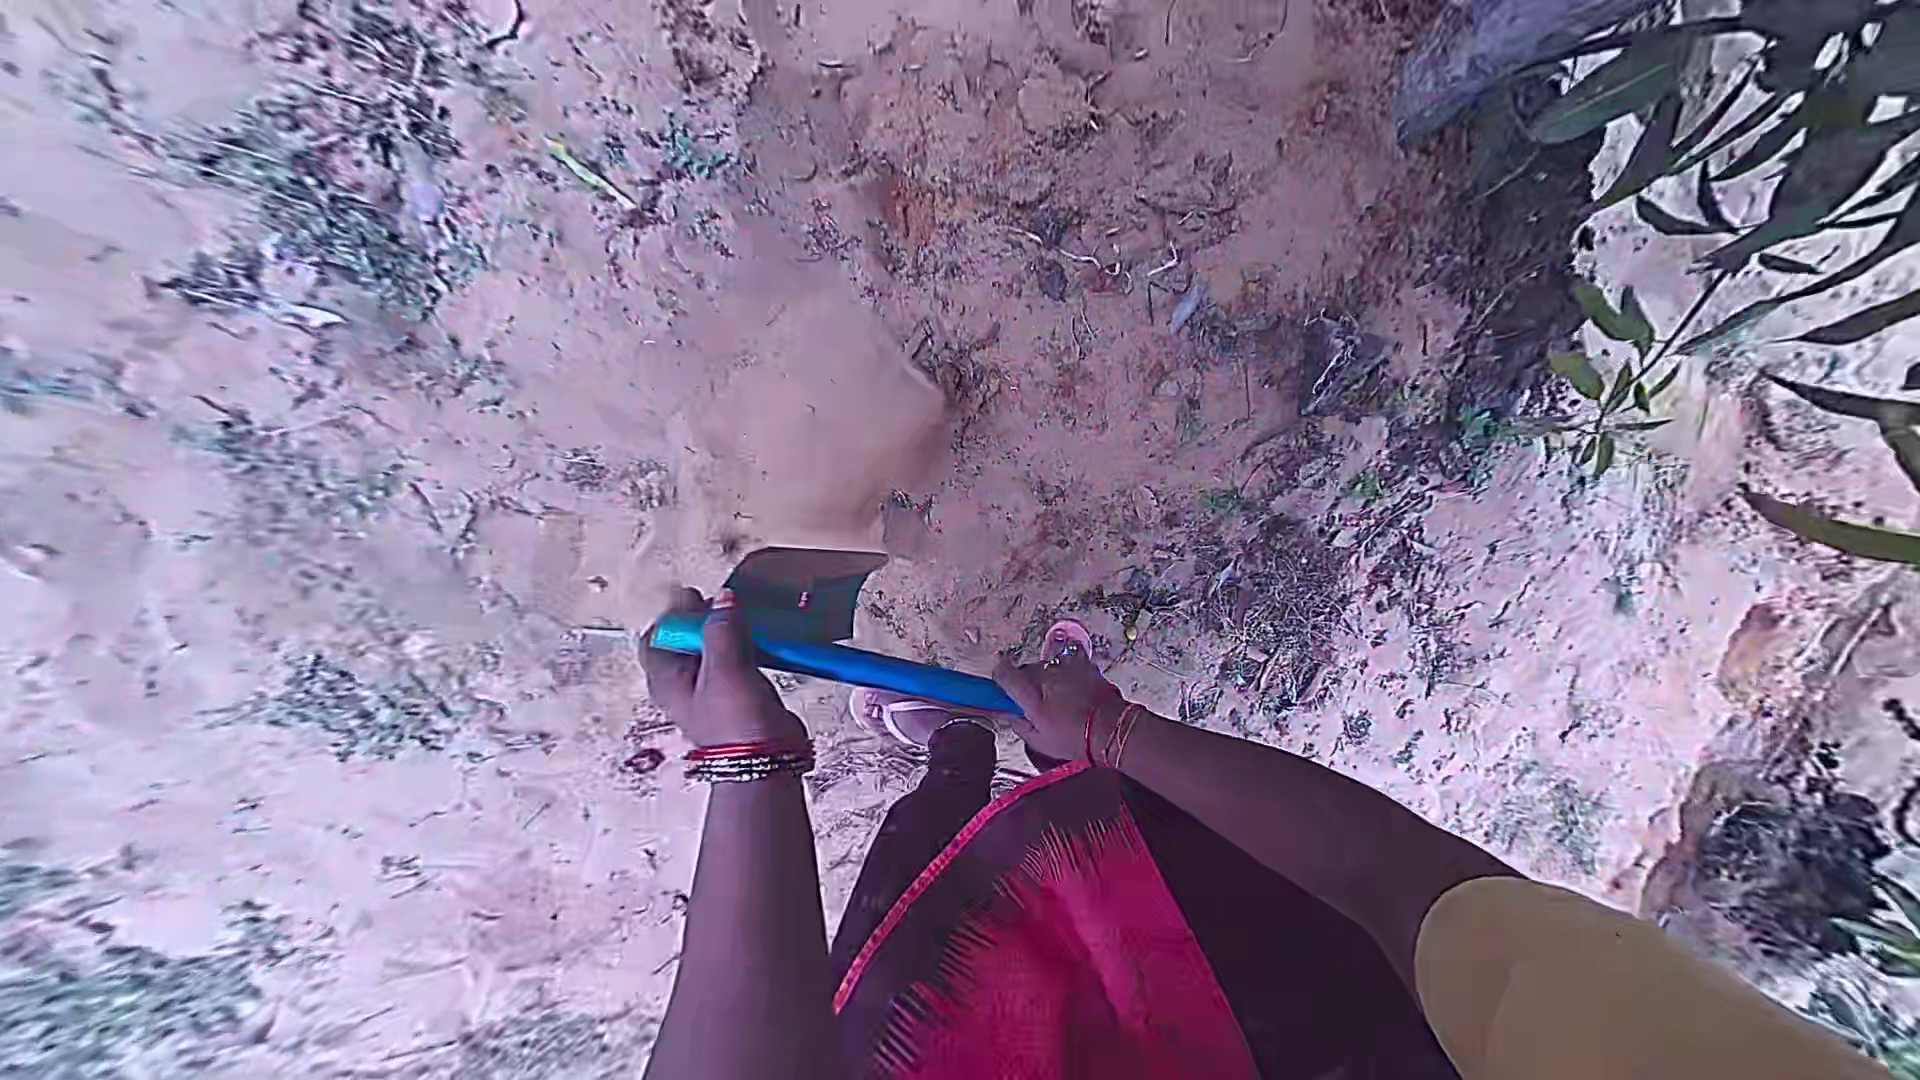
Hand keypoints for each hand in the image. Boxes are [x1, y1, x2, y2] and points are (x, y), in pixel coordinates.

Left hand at [642, 587, 806, 747]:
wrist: (767, 758)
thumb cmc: (736, 723)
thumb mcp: (725, 669)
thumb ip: (721, 630)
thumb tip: (723, 598)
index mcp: (667, 679)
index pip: (657, 634)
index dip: (675, 612)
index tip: (699, 596)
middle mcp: (684, 683)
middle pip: (686, 638)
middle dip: (704, 617)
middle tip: (725, 602)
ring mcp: (712, 688)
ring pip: (713, 647)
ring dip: (728, 630)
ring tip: (745, 616)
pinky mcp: (738, 691)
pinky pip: (736, 659)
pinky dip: (745, 644)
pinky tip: (760, 639)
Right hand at [992, 635, 1126, 762]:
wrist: (1113, 728)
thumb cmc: (1077, 739)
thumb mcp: (1041, 743)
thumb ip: (1021, 727)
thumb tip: (1013, 716)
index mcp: (1030, 695)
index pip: (1003, 673)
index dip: (1000, 677)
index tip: (1002, 684)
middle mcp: (1044, 675)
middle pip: (1025, 671)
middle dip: (1027, 684)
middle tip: (1037, 703)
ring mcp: (1063, 666)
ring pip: (1045, 667)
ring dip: (1047, 679)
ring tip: (1060, 699)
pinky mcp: (1080, 663)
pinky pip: (1065, 664)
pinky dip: (1065, 673)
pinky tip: (1073, 689)